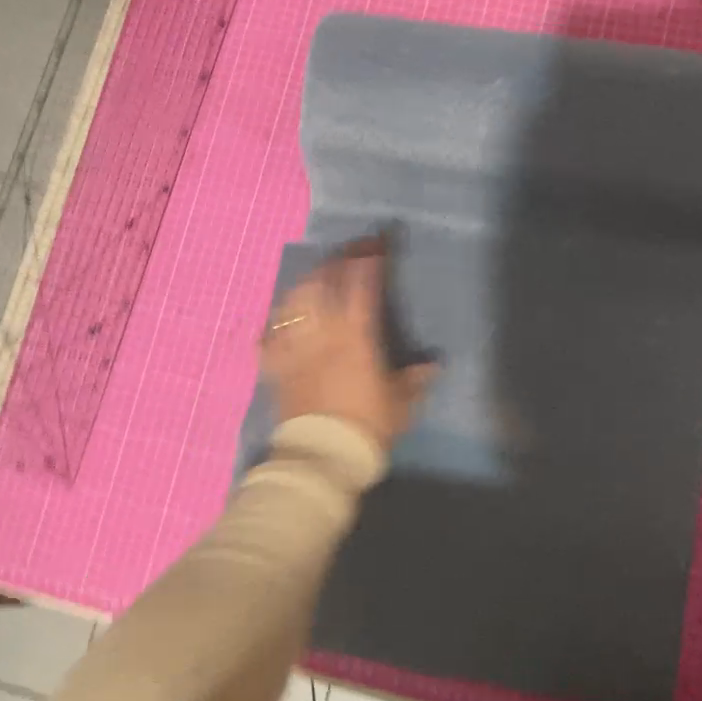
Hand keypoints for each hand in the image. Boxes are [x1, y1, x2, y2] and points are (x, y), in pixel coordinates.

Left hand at [260, 241, 435, 452]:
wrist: (322, 455)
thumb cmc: (368, 427)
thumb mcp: (402, 404)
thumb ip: (415, 380)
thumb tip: (433, 366)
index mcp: (356, 337)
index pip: (362, 286)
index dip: (369, 261)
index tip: (377, 245)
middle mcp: (322, 334)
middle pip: (322, 284)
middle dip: (335, 262)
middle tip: (347, 252)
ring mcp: (295, 349)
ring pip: (293, 304)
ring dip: (305, 284)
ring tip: (315, 277)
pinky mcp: (277, 369)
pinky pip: (269, 339)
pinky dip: (274, 326)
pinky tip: (277, 321)